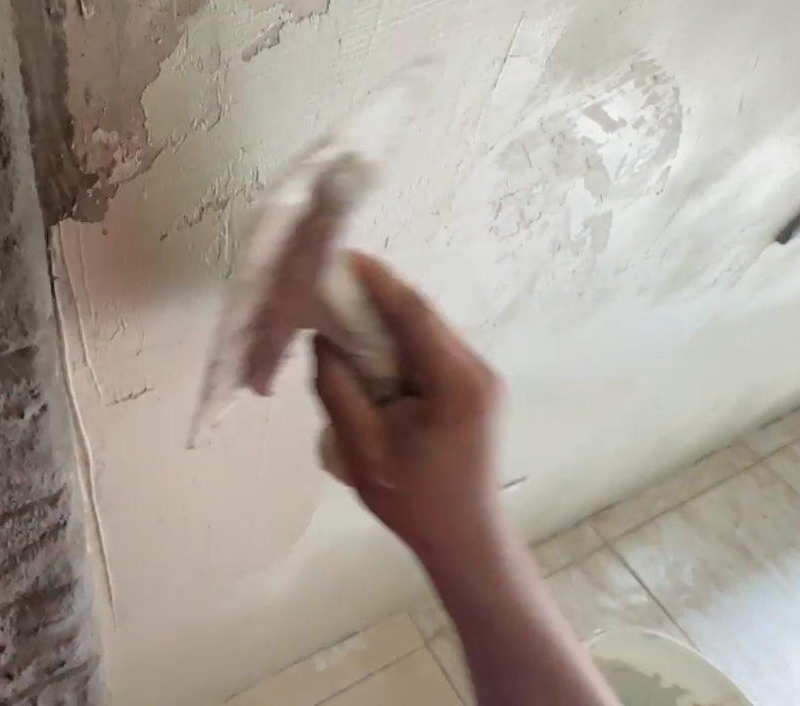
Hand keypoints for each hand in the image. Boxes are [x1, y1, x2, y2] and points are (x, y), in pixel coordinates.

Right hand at [314, 252, 504, 568]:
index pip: (413, 312)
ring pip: (422, 328)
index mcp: (456, 382)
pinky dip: (393, 337)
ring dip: (382, 315)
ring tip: (339, 307)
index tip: (339, 257)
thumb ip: (337, 386)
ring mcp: (477, 376)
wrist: (464, 541)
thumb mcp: (361, 447)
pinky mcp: (469, 386)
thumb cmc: (412, 499)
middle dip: (373, 294)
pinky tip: (364, 343)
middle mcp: (475, 369)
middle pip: (419, 314)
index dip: (375, 280)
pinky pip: (425, 346)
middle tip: (328, 281)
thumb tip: (323, 337)